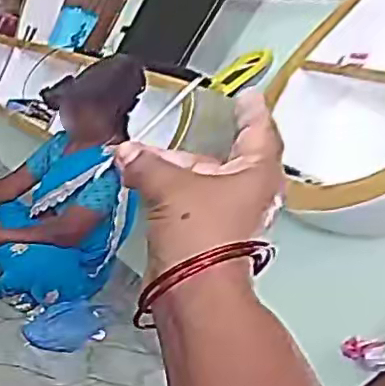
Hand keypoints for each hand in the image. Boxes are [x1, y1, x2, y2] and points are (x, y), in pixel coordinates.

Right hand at [112, 90, 285, 281]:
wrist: (193, 289)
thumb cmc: (201, 235)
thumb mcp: (171, 188)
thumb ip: (146, 165)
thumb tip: (126, 153)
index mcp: (258, 172)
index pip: (258, 130)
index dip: (249, 110)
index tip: (244, 96)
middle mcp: (249, 193)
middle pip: (219, 161)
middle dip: (185, 151)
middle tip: (159, 140)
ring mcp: (228, 218)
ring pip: (200, 185)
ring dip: (172, 174)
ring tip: (141, 164)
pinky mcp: (206, 238)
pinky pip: (188, 207)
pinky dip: (169, 196)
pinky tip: (146, 189)